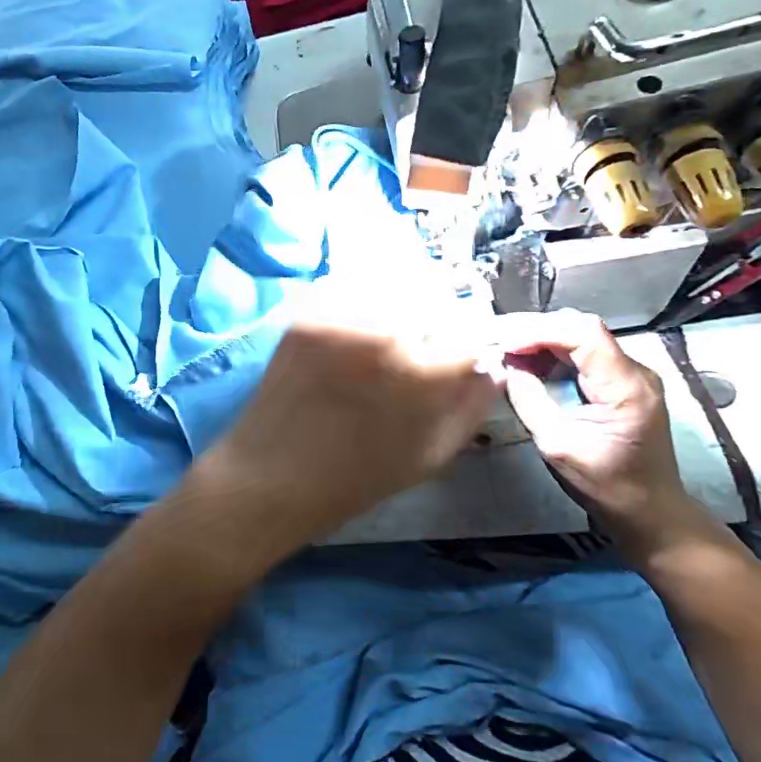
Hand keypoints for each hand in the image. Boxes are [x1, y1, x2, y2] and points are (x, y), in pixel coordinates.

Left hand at [195, 316, 501, 548]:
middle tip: (427, 341)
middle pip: (435, 295)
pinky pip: (350, 286)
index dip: (472, 340)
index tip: (463, 351)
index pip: (472, 330)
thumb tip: (492, 365)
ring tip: (393, 330)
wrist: (269, 475)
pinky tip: (357, 327)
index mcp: (424, 372)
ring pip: (393, 283)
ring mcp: (342, 317)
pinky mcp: (309, 312)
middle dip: (440, 316)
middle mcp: (386, 332)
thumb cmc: (356, 478)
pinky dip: (362, 297)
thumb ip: (470, 406)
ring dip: (404, 299)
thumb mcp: (430, 457)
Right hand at [497, 311, 718, 557]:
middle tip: (501, 343)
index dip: (540, 331)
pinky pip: (586, 355)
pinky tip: (532, 365)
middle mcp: (636, 371)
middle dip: (537, 331)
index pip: (583, 333)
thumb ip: (530, 400)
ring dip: (544, 341)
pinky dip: (555, 355)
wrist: (650, 513)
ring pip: (582, 337)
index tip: (507, 345)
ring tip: (510, 352)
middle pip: (582, 328)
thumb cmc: (606, 486)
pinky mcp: (623, 384)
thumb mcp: (557, 446)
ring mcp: (632, 376)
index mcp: (626, 387)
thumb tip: (507, 366)